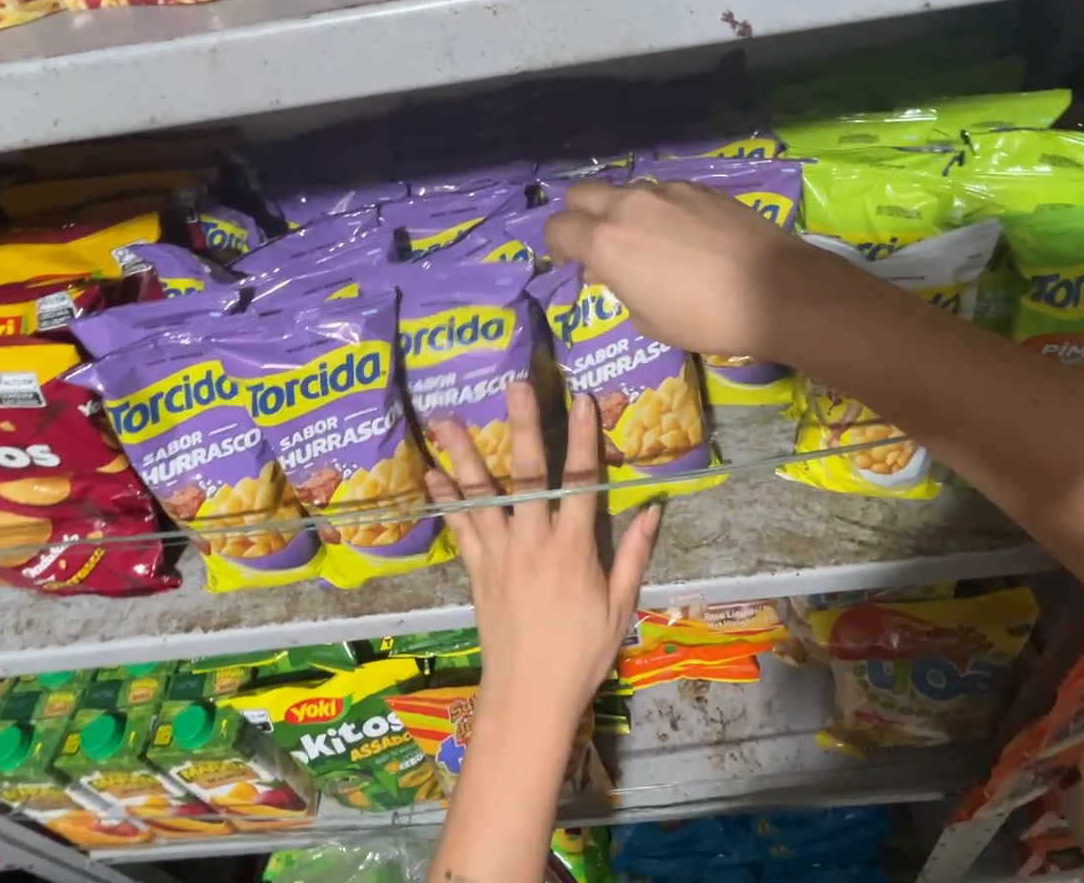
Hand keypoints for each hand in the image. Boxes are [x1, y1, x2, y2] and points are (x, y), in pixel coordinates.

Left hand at [425, 380, 660, 730]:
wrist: (530, 695)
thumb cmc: (582, 652)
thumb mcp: (620, 605)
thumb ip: (634, 554)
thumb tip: (652, 507)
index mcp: (574, 548)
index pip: (582, 483)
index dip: (584, 440)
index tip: (581, 401)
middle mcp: (534, 541)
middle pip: (529, 476)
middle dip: (524, 427)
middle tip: (514, 388)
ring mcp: (500, 553)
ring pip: (483, 495)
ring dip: (466, 455)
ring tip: (447, 419)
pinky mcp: (477, 570)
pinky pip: (460, 529)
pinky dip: (446, 501)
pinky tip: (431, 473)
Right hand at [543, 179, 855, 362]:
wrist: (775, 291)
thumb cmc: (704, 319)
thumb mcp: (648, 321)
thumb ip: (620, 288)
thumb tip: (614, 271)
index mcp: (606, 242)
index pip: (557, 228)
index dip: (556, 246)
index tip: (570, 262)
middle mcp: (629, 206)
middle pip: (582, 193)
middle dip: (580, 215)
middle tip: (598, 242)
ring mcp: (667, 191)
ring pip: (627, 191)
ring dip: (624, 211)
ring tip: (648, 241)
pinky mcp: (701, 188)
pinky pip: (665, 193)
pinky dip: (662, 210)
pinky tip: (687, 235)